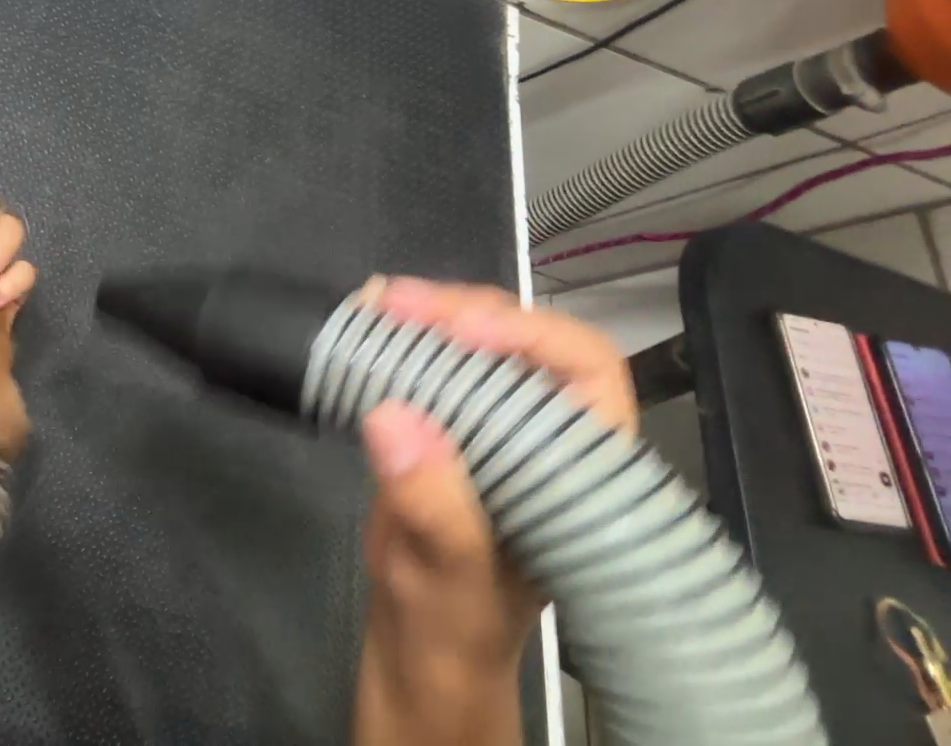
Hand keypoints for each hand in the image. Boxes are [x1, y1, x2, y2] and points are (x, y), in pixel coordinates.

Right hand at [352, 277, 635, 745]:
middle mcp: (541, 436)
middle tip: (394, 305)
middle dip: (460, 311)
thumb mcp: (446, 575)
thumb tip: (390, 414)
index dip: (530, 336)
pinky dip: (394, 339)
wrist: (418, 646)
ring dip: (424, 315)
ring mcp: (488, 429)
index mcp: (579, 471)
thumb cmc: (452, 624)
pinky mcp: (439, 427)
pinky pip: (425, 366)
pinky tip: (364, 324)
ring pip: (472, 345)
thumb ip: (432, 507)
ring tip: (373, 305)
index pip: (585, 372)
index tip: (458, 331)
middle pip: (521, 343)